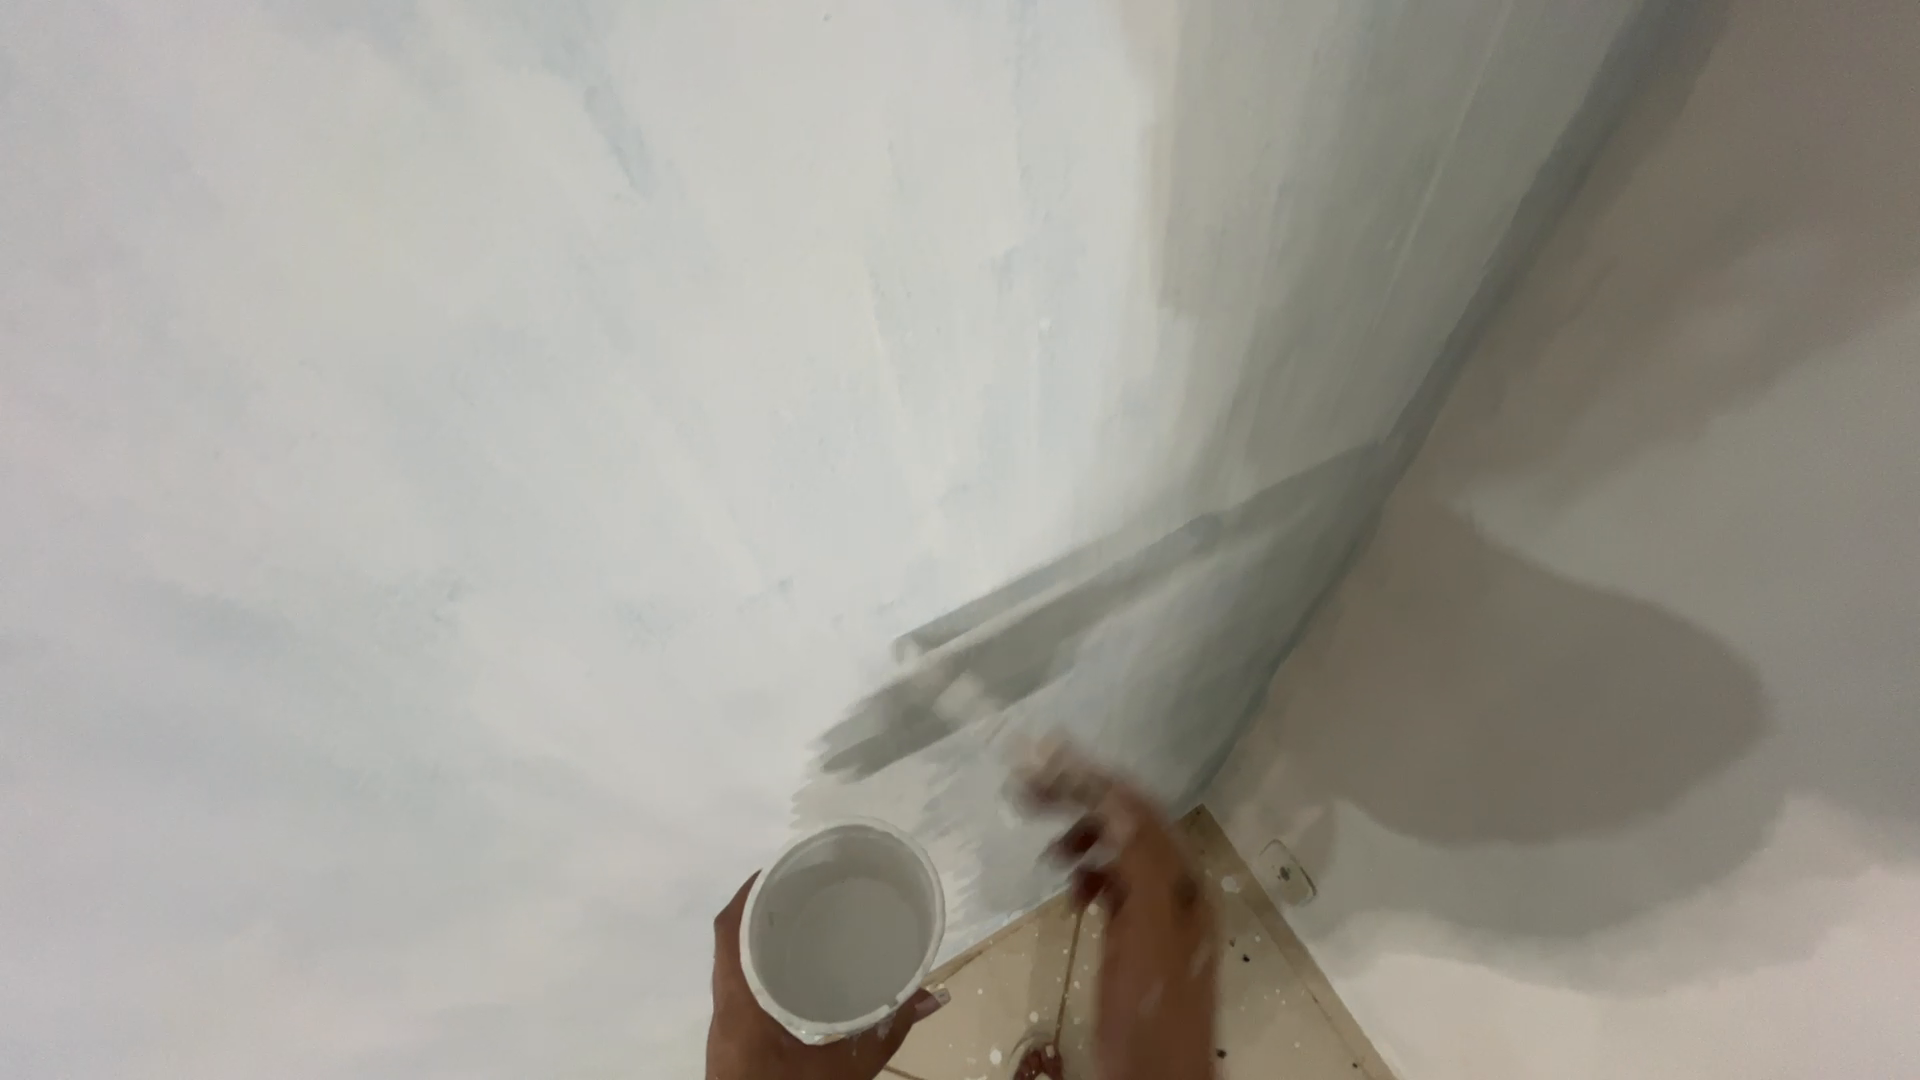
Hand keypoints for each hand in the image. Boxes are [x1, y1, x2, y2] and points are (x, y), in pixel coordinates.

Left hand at [706, 874, 946, 1079]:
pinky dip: (760, 969)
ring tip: (800, 917)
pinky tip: (793, 971)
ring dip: (757, 940)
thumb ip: (886, 1032)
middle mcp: (723, 1012)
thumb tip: (933, 995)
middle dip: (759, 910)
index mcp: (740, 1006)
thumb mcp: (844, 1073)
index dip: (745, 893)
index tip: (777, 866)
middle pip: (727, 944)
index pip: (727, 932)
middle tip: (801, 888)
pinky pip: (739, 991)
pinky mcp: (732, 1047)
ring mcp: (724, 1031)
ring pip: (731, 968)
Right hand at [1021, 741, 1217, 1079]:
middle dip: (1075, 794)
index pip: (1132, 805)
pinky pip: (1109, 876)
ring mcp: (1154, 904)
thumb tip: (1112, 797)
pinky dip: (1085, 867)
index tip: (1038, 760)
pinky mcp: (1135, 926)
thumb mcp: (1146, 931)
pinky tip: (1068, 881)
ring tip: (1049, 844)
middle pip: (1122, 816)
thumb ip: (1136, 861)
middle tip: (1025, 785)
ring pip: (1114, 844)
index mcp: (1178, 875)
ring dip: (1080, 830)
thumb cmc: (1147, 1009)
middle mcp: (1172, 880)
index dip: (1087, 776)